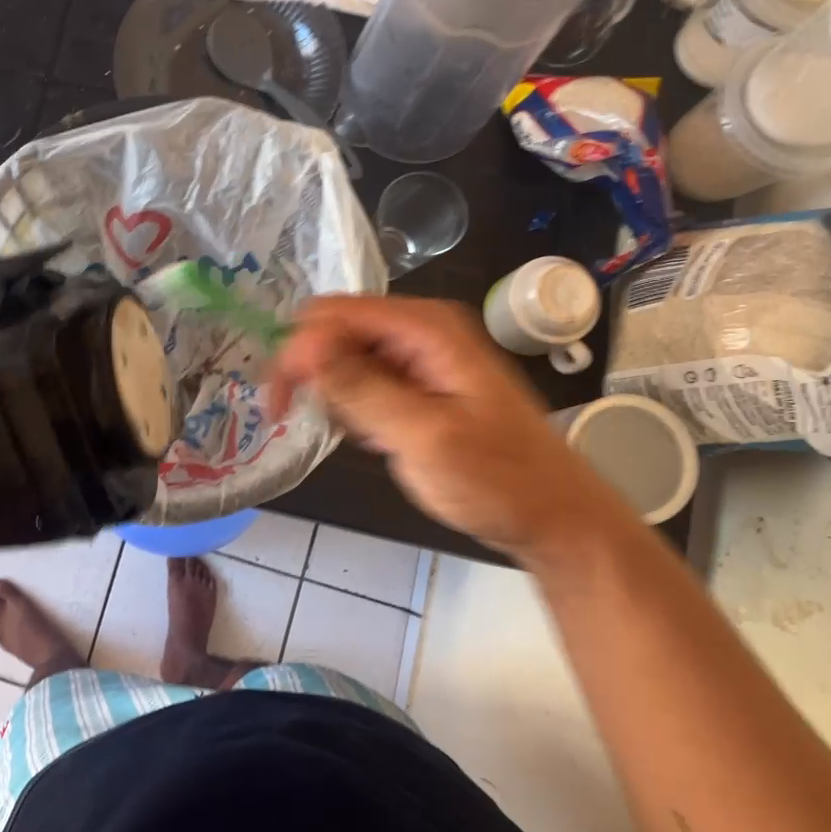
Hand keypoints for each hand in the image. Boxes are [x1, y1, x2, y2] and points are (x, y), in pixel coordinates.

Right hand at [270, 297, 635, 562]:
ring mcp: (419, 361)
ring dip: (328, 394)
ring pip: (343, 359)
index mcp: (426, 329)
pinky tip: (366, 439)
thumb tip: (303, 348)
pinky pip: (362, 384)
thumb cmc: (498, 480)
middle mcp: (420, 333)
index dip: (299, 350)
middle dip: (306, 370)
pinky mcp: (416, 389)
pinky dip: (351, 410)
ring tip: (348, 436)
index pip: (335, 314)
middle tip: (284, 418)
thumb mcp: (426, 436)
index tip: (278, 402)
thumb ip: (363, 389)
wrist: (552, 516)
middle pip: (334, 331)